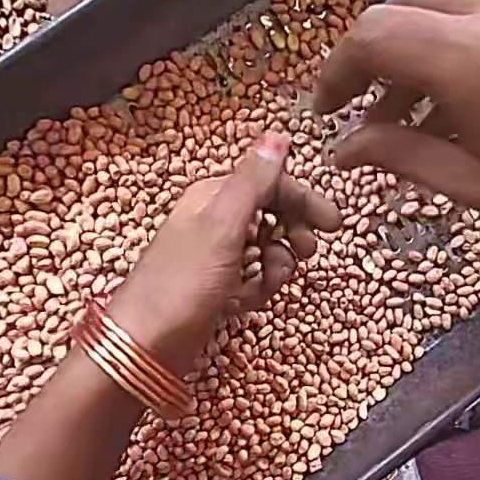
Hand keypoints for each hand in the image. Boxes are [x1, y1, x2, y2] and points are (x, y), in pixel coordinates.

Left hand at [107, 132, 342, 373]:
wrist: (146, 344)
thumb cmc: (183, 281)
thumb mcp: (223, 226)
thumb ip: (253, 181)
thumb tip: (278, 135)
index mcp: (214, 197)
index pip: (269, 184)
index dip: (302, 200)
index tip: (333, 223)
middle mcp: (216, 222)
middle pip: (271, 217)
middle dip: (291, 236)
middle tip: (305, 252)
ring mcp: (217, 257)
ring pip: (267, 252)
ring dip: (273, 268)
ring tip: (262, 283)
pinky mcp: (218, 288)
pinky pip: (253, 280)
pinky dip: (255, 291)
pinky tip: (241, 303)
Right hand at [318, 0, 479, 305]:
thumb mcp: (478, 186)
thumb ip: (401, 155)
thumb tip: (343, 150)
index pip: (378, 33)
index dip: (338, 69)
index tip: (328, 109)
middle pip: (408, 2)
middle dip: (375, 54)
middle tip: (365, 110)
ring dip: (418, 48)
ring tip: (412, 112)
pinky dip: (460, 40)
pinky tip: (462, 93)